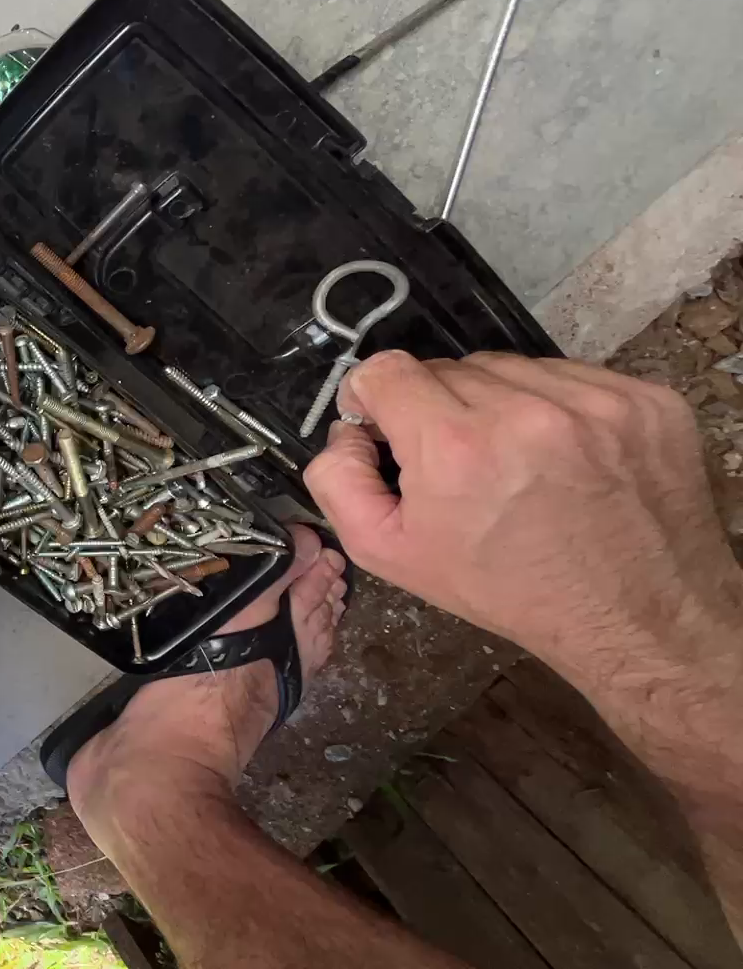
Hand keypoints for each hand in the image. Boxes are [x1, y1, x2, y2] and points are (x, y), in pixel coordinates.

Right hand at [303, 350, 742, 674]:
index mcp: (454, 445)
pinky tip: (549, 447)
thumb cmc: (496, 585)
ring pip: (501, 367)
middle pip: (439, 368)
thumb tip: (347, 431)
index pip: (385, 370)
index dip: (368, 396)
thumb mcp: (379, 549)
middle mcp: (527, 411)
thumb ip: (334, 478)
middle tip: (442, 455)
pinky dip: (541, 401)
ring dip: (484, 399)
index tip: (380, 426)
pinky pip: (563, 374)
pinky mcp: (649, 402)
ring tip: (500, 451)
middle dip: (426, 404)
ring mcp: (598, 403)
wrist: (635, 618)